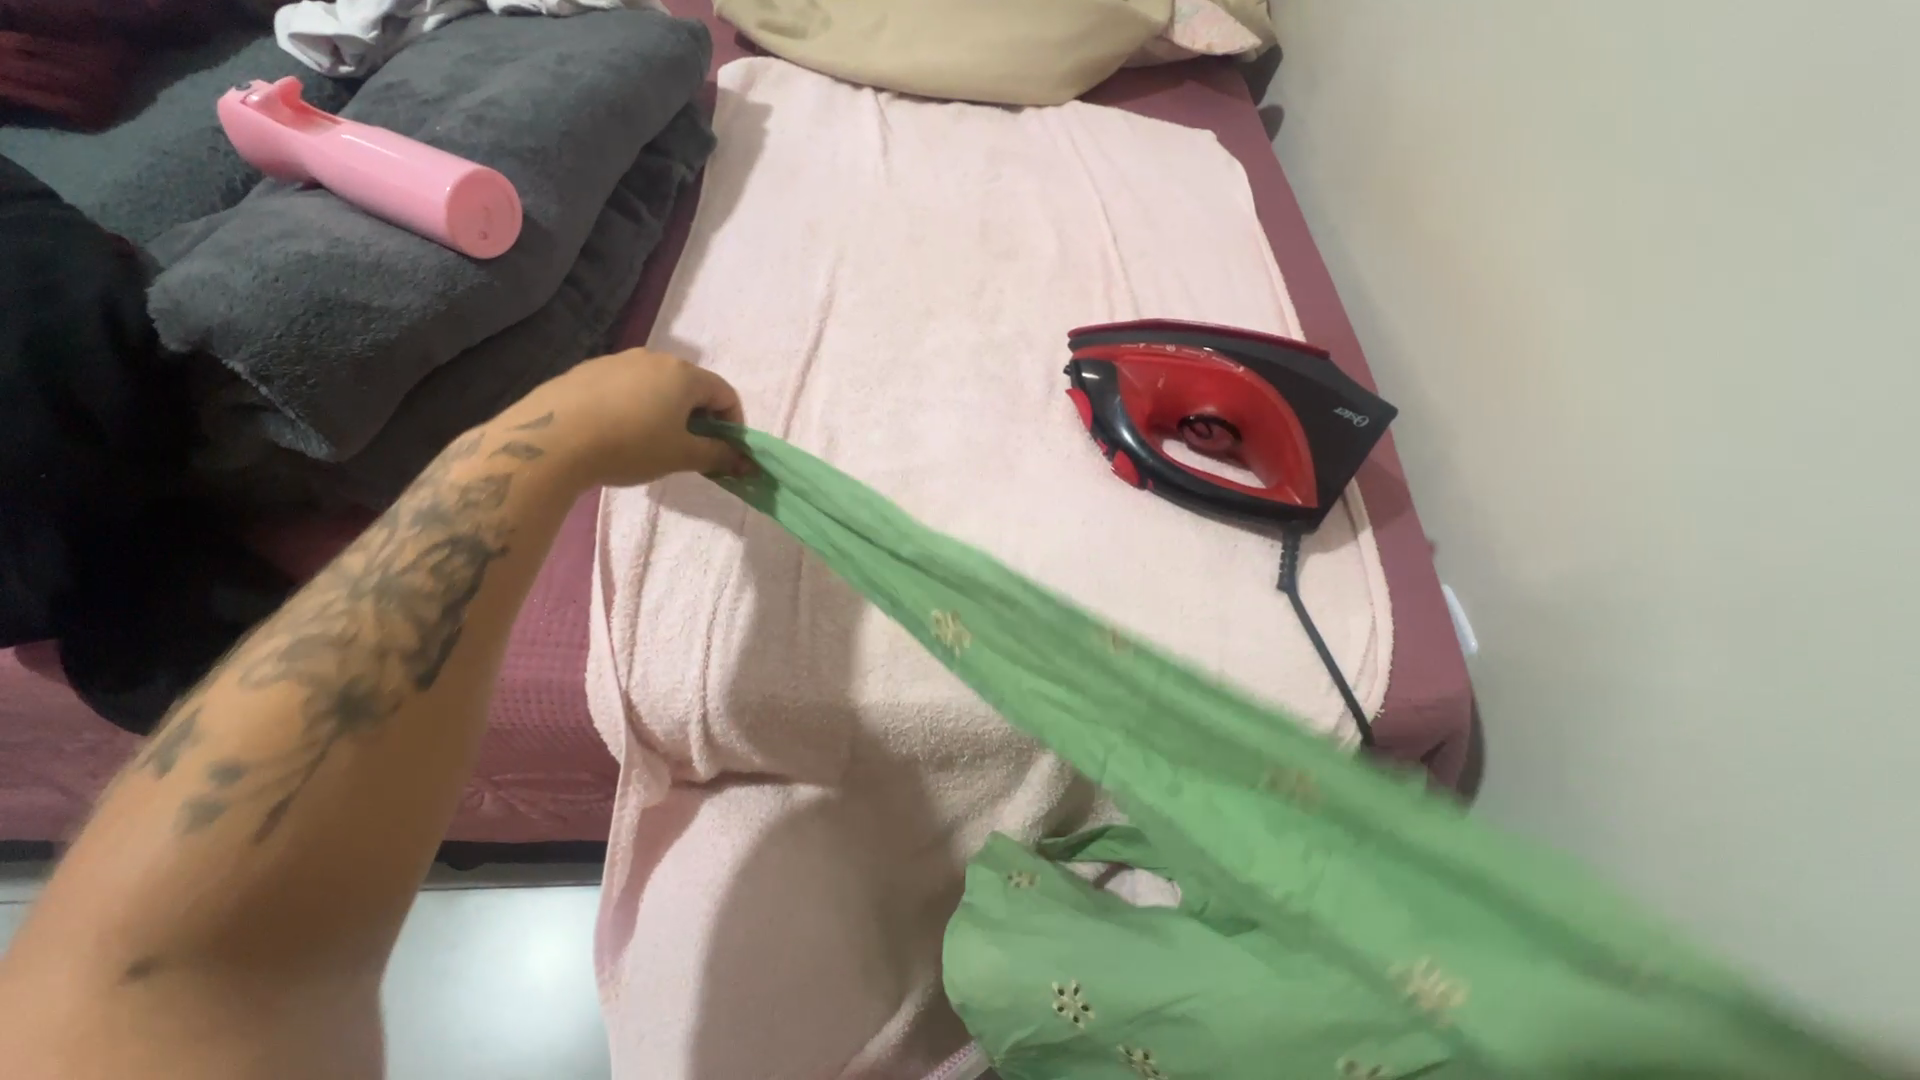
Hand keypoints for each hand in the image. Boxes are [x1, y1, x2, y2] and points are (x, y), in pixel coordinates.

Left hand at [501, 348, 749, 488]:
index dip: (733, 425)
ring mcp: (617, 361)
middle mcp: (654, 358)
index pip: (725, 393)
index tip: (725, 452)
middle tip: (691, 450)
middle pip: (691, 386)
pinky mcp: (587, 371)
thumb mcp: (682, 457)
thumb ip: (719, 456)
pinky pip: (625, 388)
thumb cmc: (631, 446)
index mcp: (684, 374)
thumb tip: (747, 462)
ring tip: (652, 443)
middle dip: (700, 418)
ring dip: (666, 411)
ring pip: (656, 385)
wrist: (552, 440)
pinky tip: (617, 434)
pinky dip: (634, 407)